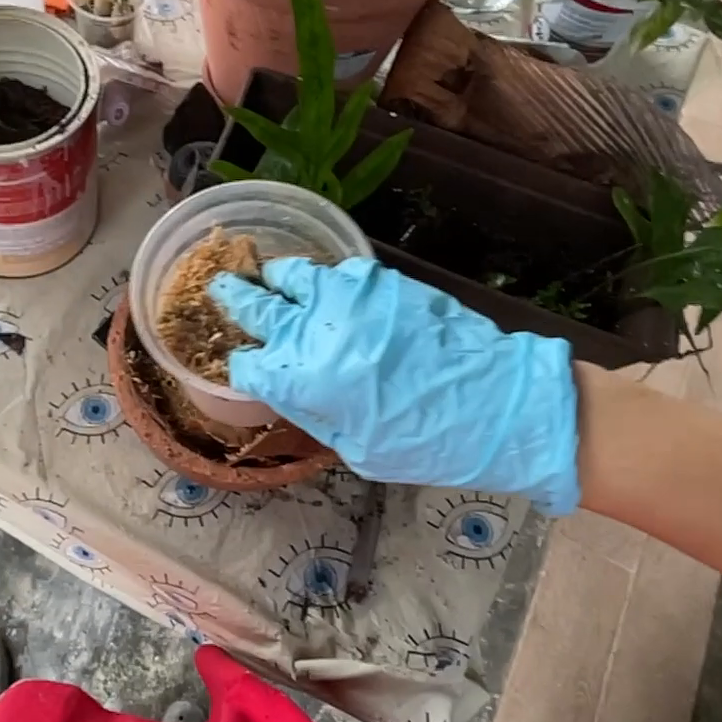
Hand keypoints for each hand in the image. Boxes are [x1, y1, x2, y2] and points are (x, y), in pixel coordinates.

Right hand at [207, 257, 581, 514]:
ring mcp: (346, 297)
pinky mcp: (381, 280)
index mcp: (302, 380)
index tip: (244, 365)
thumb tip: (288, 386)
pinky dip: (326, 280)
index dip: (240, 365)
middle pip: (253, 306)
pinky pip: (338, 272)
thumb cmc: (425, 442)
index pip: (245, 363)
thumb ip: (311, 410)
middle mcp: (313, 330)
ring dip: (278, 279)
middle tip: (222, 288)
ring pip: (291, 272)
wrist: (499, 403)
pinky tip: (333, 292)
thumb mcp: (356, 448)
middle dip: (233, 299)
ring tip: (276, 280)